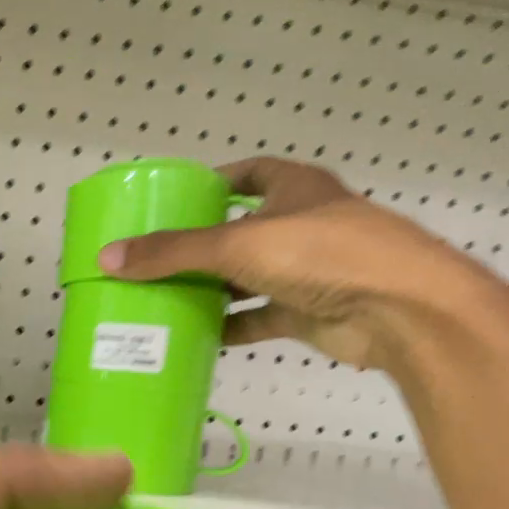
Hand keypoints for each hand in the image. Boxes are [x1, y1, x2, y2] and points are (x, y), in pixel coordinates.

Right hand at [96, 157, 501, 370]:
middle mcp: (302, 225)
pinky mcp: (308, 311)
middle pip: (240, 230)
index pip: (250, 173)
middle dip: (199, 245)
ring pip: (246, 276)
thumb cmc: (324, 254)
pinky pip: (257, 317)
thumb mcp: (237, 244)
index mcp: (295, 189)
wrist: (402, 310)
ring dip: (210, 288)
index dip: (214, 182)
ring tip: (162, 298)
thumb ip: (172, 252)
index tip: (174, 201)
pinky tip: (193, 336)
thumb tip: (107, 257)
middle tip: (152, 259)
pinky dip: (228, 326)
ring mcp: (308, 270)